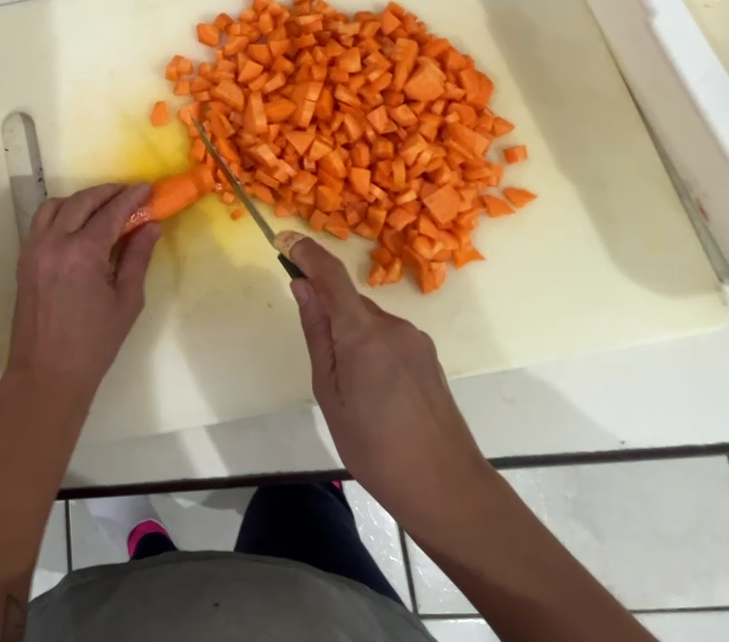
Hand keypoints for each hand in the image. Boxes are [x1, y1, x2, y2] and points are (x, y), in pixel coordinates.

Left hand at [6, 184, 160, 407]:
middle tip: (129, 193)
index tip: (147, 188)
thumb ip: (137, 258)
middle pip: (81, 202)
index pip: (110, 213)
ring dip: (80, 200)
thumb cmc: (94, 344)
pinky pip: (41, 223)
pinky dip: (60, 214)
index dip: (130, 198)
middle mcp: (53, 243)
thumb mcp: (126, 301)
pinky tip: (78, 224)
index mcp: (82, 253)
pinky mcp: (24, 260)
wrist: (47, 373)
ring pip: (55, 206)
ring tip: (103, 207)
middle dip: (107, 192)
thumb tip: (151, 227)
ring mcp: (33, 250)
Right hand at [281, 232, 497, 527]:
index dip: (305, 252)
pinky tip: (372, 393)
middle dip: (326, 314)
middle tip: (318, 365)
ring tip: (348, 392)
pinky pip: (386, 338)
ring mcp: (416, 341)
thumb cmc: (374, 447)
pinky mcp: (427, 357)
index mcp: (364, 334)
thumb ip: (316, 334)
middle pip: (348, 302)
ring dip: (349, 338)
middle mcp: (394, 327)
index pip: (330, 275)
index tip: (282, 240)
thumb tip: (302, 286)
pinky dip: (368, 349)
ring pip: (367, 322)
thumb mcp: (329, 393)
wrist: (447, 488)